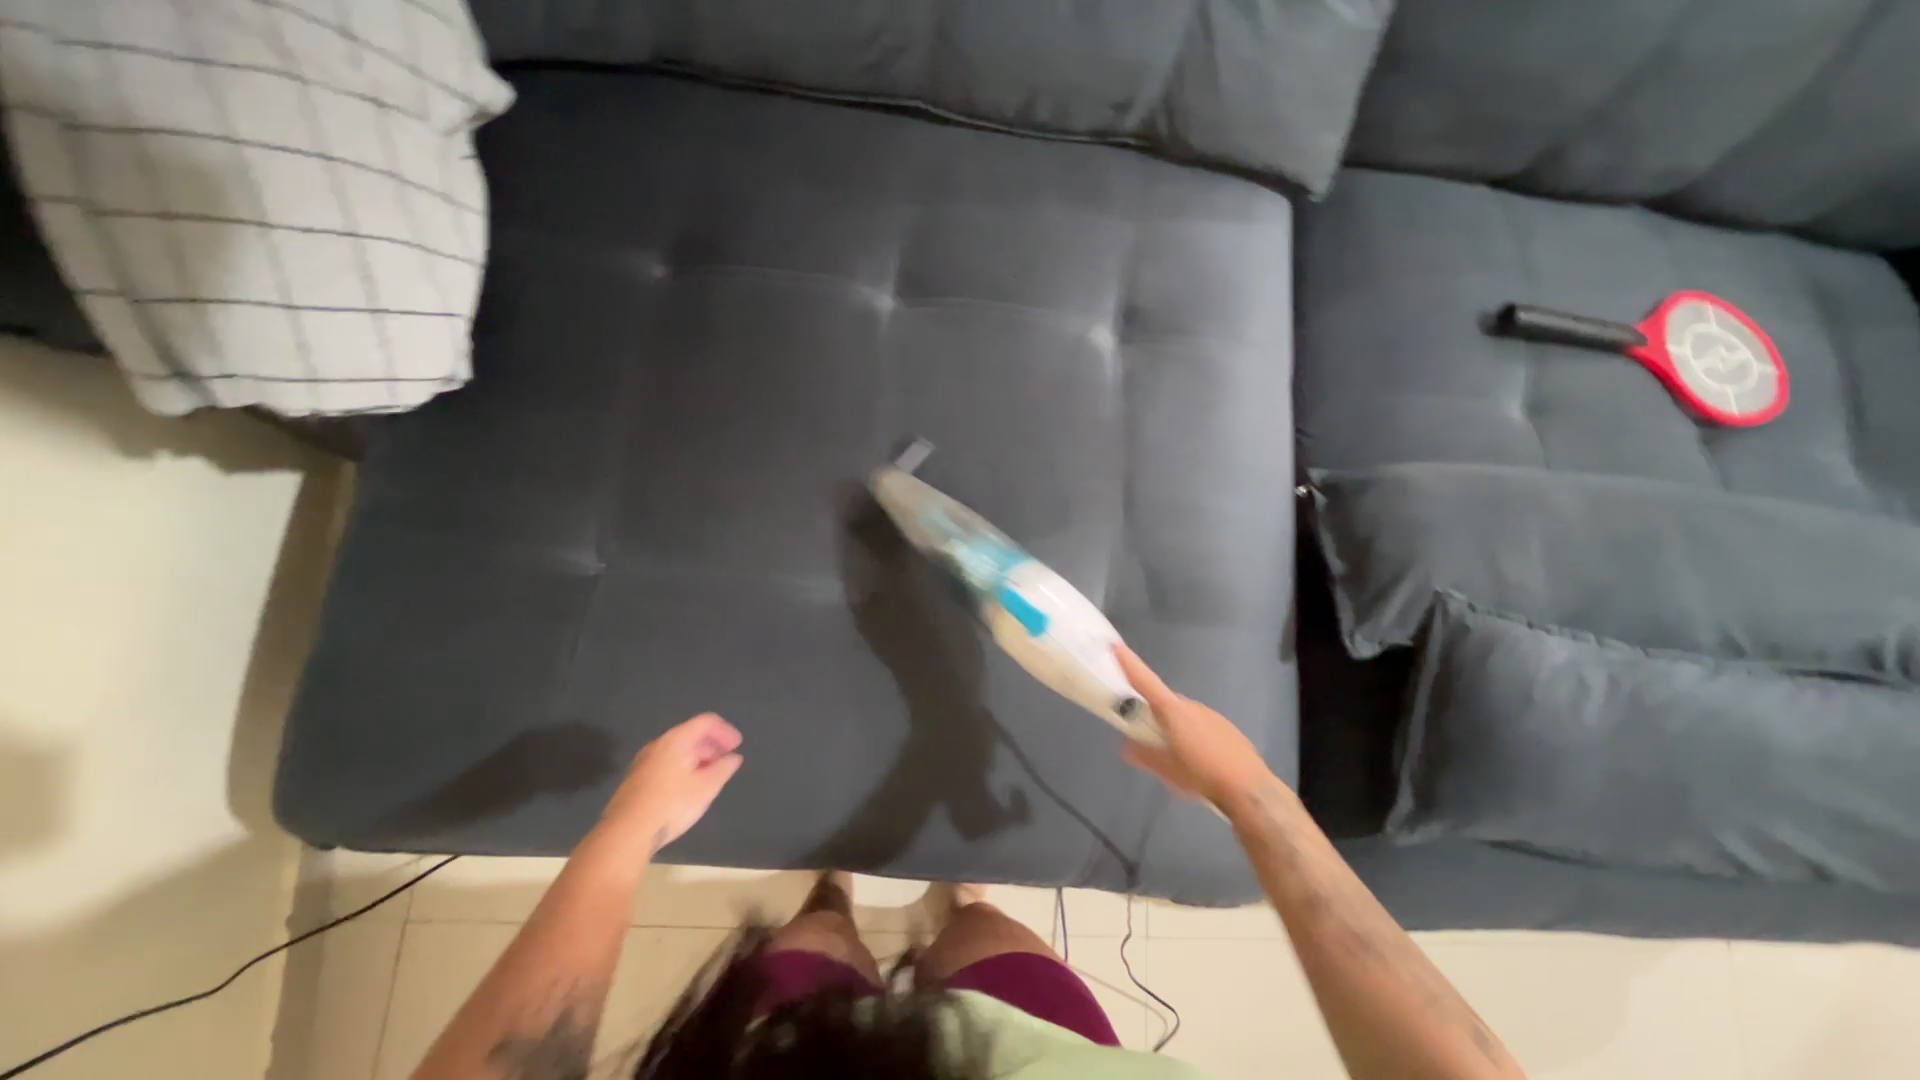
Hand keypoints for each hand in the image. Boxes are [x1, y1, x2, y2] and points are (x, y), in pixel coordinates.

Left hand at [599, 713, 744, 855]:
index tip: (738, 746)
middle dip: (712, 745)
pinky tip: (688, 787)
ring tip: (710, 775)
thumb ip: (723, 768)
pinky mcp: (636, 778)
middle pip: (690, 734)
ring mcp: (644, 761)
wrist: (626, 832)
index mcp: (676, 741)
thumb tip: (733, 757)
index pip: (706, 722)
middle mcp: (658, 745)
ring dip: (698, 757)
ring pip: (677, 750)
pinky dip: (683, 767)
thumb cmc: (672, 805)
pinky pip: (666, 763)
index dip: (725, 730)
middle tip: (726, 760)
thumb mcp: (706, 788)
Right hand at [1115, 646, 1274, 806]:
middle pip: (1164, 701)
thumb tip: (1126, 745)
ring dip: (1174, 725)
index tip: (1115, 646)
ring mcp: (1211, 714)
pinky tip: (1198, 758)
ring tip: (1175, 754)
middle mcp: (1191, 706)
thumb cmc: (1201, 775)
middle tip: (1145, 734)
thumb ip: (1143, 754)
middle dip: (1152, 712)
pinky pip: (1200, 723)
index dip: (1129, 663)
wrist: (1249, 788)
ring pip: (1183, 714)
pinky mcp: (1226, 727)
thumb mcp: (1166, 770)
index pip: (1146, 681)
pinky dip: (1192, 733)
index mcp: (1173, 711)